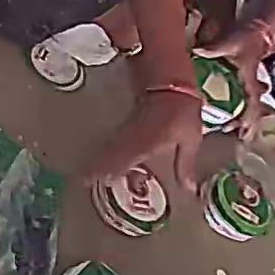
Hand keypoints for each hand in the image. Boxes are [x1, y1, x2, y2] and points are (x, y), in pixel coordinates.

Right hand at [86, 89, 203, 194]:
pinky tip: (100, 157)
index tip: (99, 181)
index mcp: (146, 145)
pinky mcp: (126, 124)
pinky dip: (104, 151)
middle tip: (84, 181)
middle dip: (96, 169)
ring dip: (97, 161)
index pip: (124, 162)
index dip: (111, 173)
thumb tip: (188, 188)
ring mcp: (126, 130)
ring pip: (107, 148)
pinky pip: (112, 141)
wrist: (171, 87)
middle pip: (109, 156)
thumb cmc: (182, 113)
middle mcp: (132, 139)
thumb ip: (184, 165)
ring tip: (86, 173)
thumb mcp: (190, 141)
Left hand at [193, 25, 268, 142]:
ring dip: (248, 121)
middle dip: (251, 125)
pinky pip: (248, 102)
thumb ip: (213, 49)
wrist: (258, 31)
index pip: (251, 102)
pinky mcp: (248, 83)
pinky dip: (245, 113)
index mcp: (249, 79)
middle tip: (243, 139)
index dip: (248, 117)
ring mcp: (252, 85)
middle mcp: (253, 85)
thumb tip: (197, 52)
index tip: (241, 129)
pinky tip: (236, 122)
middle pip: (256, 110)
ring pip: (253, 108)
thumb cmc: (245, 38)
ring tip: (241, 135)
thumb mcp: (228, 44)